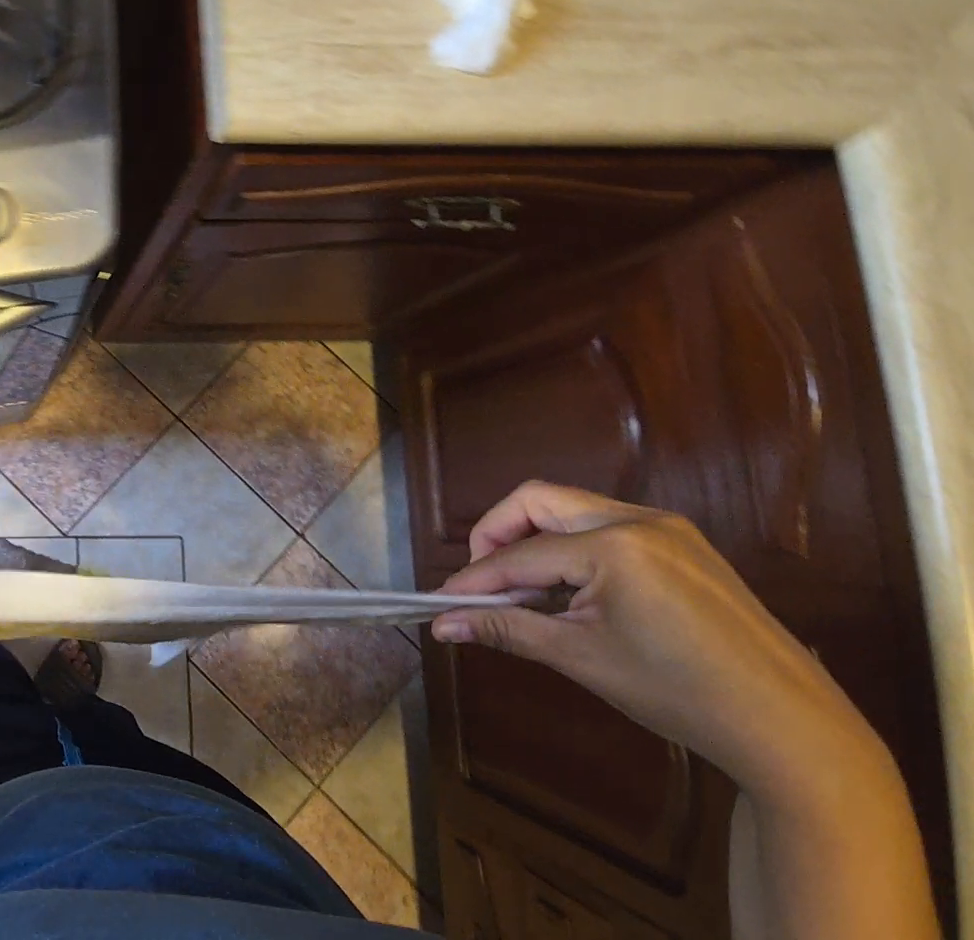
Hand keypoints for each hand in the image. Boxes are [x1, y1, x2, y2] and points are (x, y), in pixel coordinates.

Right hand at [430, 481, 881, 798]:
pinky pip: (604, 526)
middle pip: (538, 501)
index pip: (519, 555)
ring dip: (532, 540)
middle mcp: (639, 519)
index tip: (439, 603)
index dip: (473, 580)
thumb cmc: (676, 692)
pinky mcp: (683, 544)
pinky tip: (568, 592)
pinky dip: (570, 548)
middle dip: (495, 536)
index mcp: (614, 546)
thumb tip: (440, 625)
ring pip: (570, 509)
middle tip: (480, 584)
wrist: (788, 726)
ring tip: (521, 593)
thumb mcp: (580, 657)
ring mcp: (667, 527)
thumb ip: (504, 629)